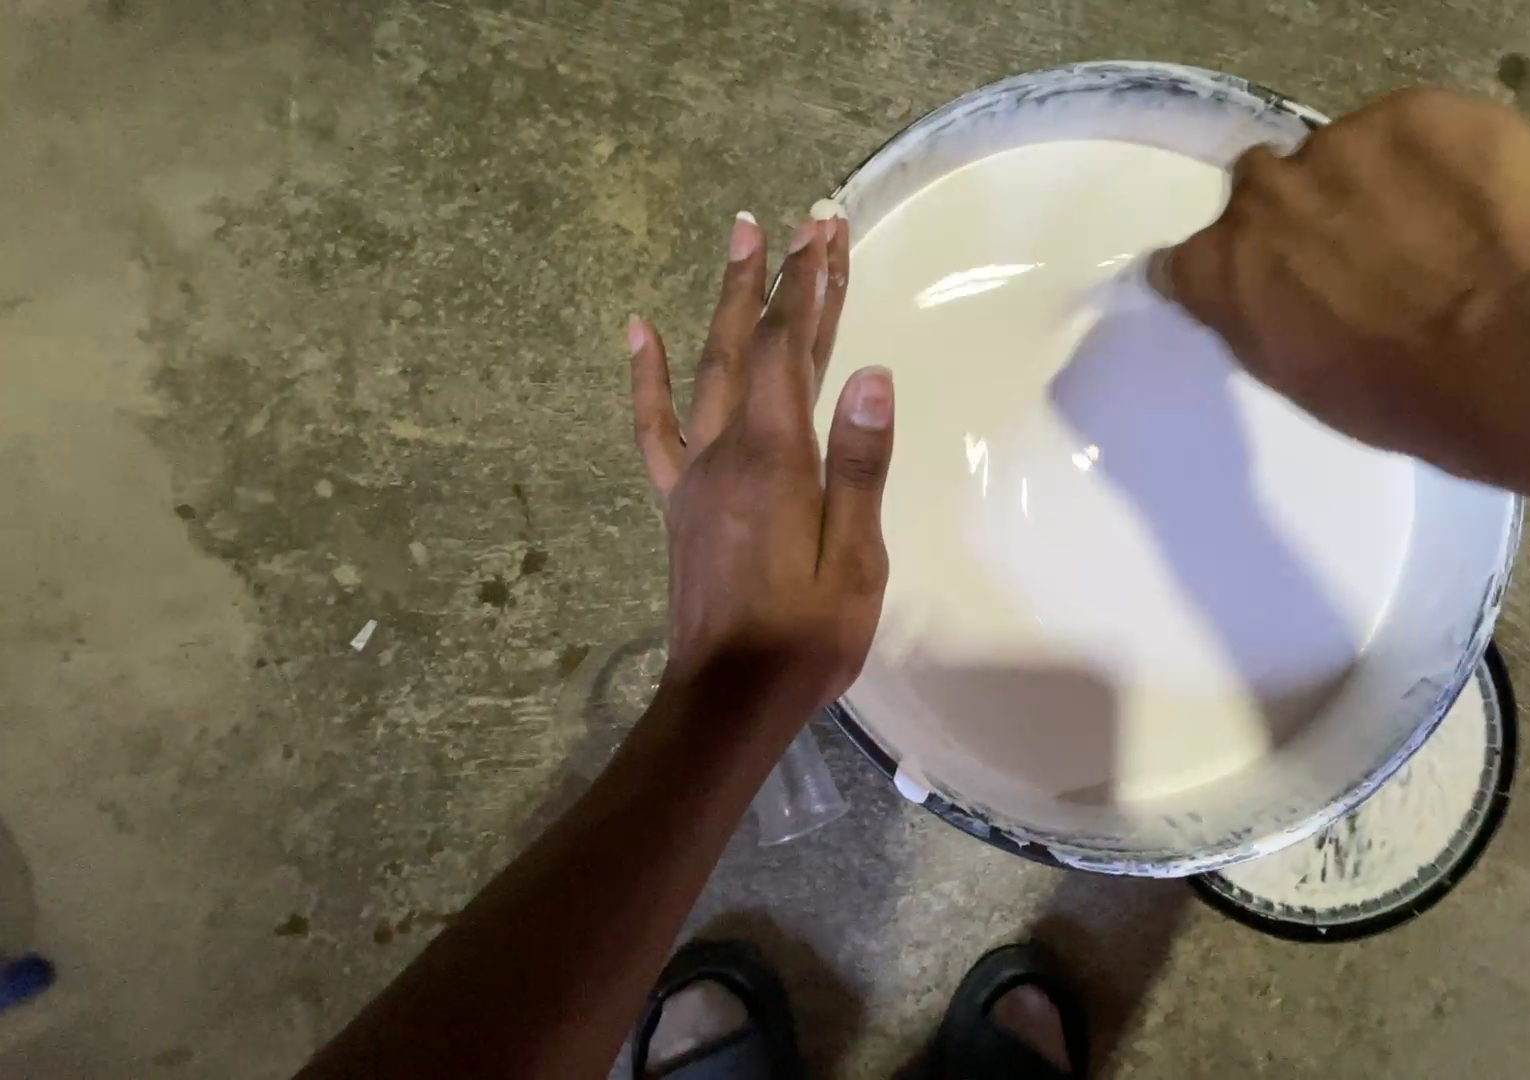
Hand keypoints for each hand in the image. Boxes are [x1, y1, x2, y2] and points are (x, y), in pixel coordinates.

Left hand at [630, 212, 893, 717]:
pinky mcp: (680, 502)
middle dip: (778, 282)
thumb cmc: (808, 636)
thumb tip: (872, 377)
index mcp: (775, 461)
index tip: (827, 235)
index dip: (811, 289)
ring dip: (729, 307)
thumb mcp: (856, 560)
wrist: (731, 698)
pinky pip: (656, 428)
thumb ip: (859, 466)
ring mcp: (694, 474)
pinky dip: (646, 377)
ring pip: (711, 371)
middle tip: (796, 223)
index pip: (793, 352)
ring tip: (740, 245)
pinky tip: (637, 331)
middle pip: (752, 347)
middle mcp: (726, 452)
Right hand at [1150, 88, 1529, 469]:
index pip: (1184, 258)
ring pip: (1334, 155)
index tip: (1254, 285)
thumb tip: (1249, 287)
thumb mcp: (1282, 370)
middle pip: (1257, 191)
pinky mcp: (1417, 111)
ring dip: (1358, 185)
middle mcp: (1259, 194)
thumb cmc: (1380, 392)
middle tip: (1343, 255)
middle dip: (1289, 218)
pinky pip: (1405, 129)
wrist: (1503, 355)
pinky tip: (1459, 203)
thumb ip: (1247, 312)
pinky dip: (1425, 160)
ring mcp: (1337, 144)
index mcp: (1216, 265)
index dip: (1221, 271)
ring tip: (1416, 230)